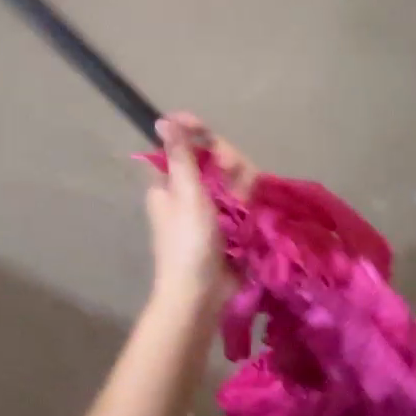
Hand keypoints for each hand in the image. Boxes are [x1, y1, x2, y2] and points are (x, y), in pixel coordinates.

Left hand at [145, 114, 253, 309]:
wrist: (200, 296)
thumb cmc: (188, 243)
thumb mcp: (185, 193)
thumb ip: (179, 155)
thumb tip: (161, 119)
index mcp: (168, 182)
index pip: (182, 143)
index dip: (196, 132)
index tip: (210, 133)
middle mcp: (187, 191)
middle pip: (213, 159)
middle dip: (229, 161)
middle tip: (236, 176)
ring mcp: (209, 209)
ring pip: (230, 179)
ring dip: (242, 183)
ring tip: (247, 199)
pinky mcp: (228, 226)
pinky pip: (241, 201)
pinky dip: (248, 202)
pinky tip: (254, 207)